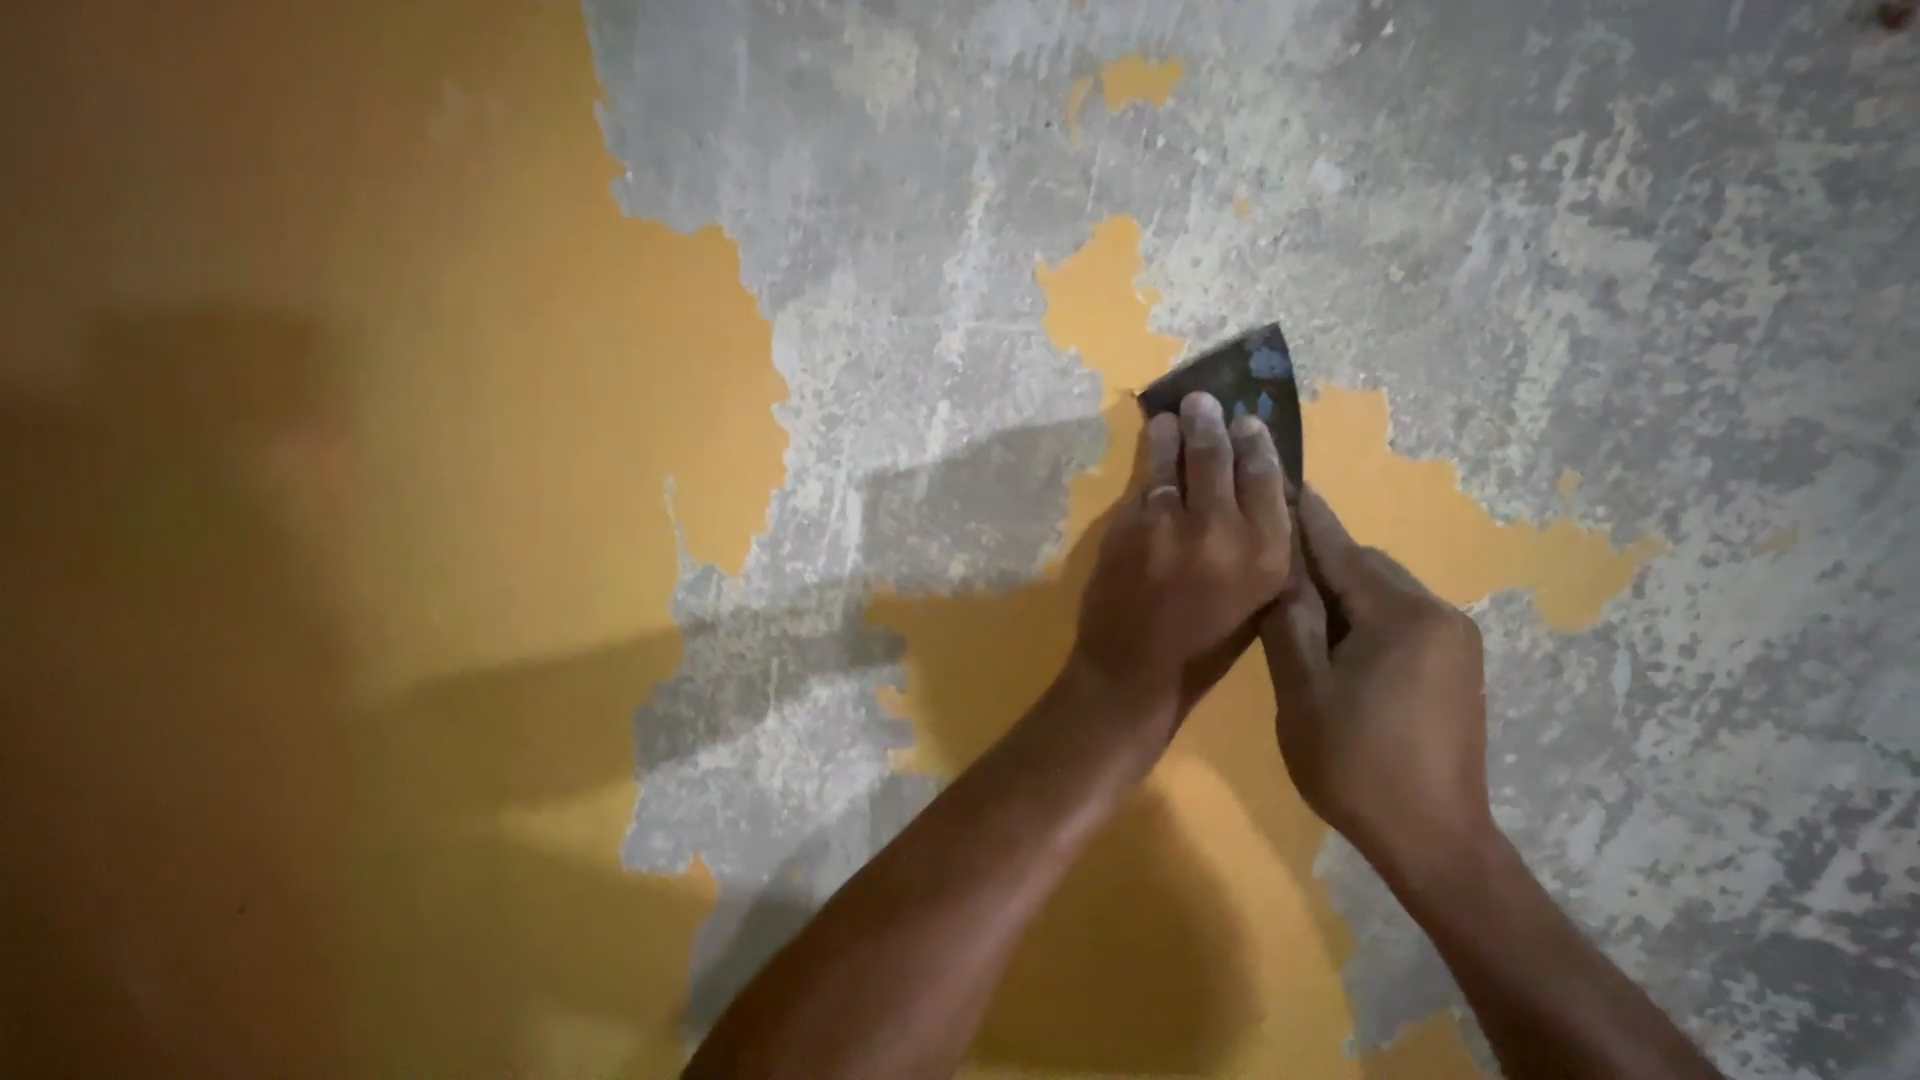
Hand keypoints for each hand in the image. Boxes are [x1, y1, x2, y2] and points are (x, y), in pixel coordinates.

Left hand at [1068, 392, 1294, 732]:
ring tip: (1175, 413)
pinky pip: (1144, 483)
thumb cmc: (1203, 647)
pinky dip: (1149, 460)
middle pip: (1221, 459)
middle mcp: (1224, 532)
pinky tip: (1152, 444)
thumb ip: (1261, 546)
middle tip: (1206, 402)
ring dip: (1176, 432)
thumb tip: (1257, 491)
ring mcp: (1171, 525)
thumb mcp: (1256, 600)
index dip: (1258, 446)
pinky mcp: (1129, 526)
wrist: (1134, 672)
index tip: (1250, 423)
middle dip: (1214, 425)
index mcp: (1268, 556)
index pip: (1268, 481)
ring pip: (1177, 462)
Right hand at [1258, 487, 1494, 877]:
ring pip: (1385, 595)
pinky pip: (1403, 621)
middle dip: (1320, 564)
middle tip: (1269, 570)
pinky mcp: (1459, 667)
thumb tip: (1281, 570)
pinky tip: (1336, 646)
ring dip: (1342, 596)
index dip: (1306, 518)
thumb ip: (1290, 622)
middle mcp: (1439, 614)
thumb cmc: (1355, 766)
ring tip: (1296, 614)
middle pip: (1367, 568)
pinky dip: (1365, 620)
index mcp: (1401, 616)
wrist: (1434, 840)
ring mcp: (1456, 642)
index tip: (1280, 480)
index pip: (1341, 550)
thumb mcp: (1303, 692)